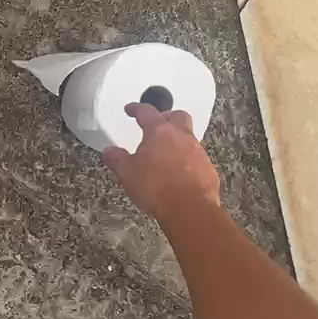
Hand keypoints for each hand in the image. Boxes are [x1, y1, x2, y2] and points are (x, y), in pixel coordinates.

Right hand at [102, 103, 220, 223]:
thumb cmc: (156, 187)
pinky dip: (187, 161)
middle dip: (167, 117)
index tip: (131, 109)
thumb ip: (117, 159)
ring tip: (164, 154)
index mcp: (159, 132)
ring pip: (189, 138)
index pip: (147, 111)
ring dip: (177, 141)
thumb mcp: (127, 173)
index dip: (137, 108)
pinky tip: (178, 174)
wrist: (189, 209)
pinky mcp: (208, 169)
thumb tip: (109, 151)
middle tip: (157, 124)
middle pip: (177, 116)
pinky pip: (197, 159)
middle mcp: (181, 137)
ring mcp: (197, 152)